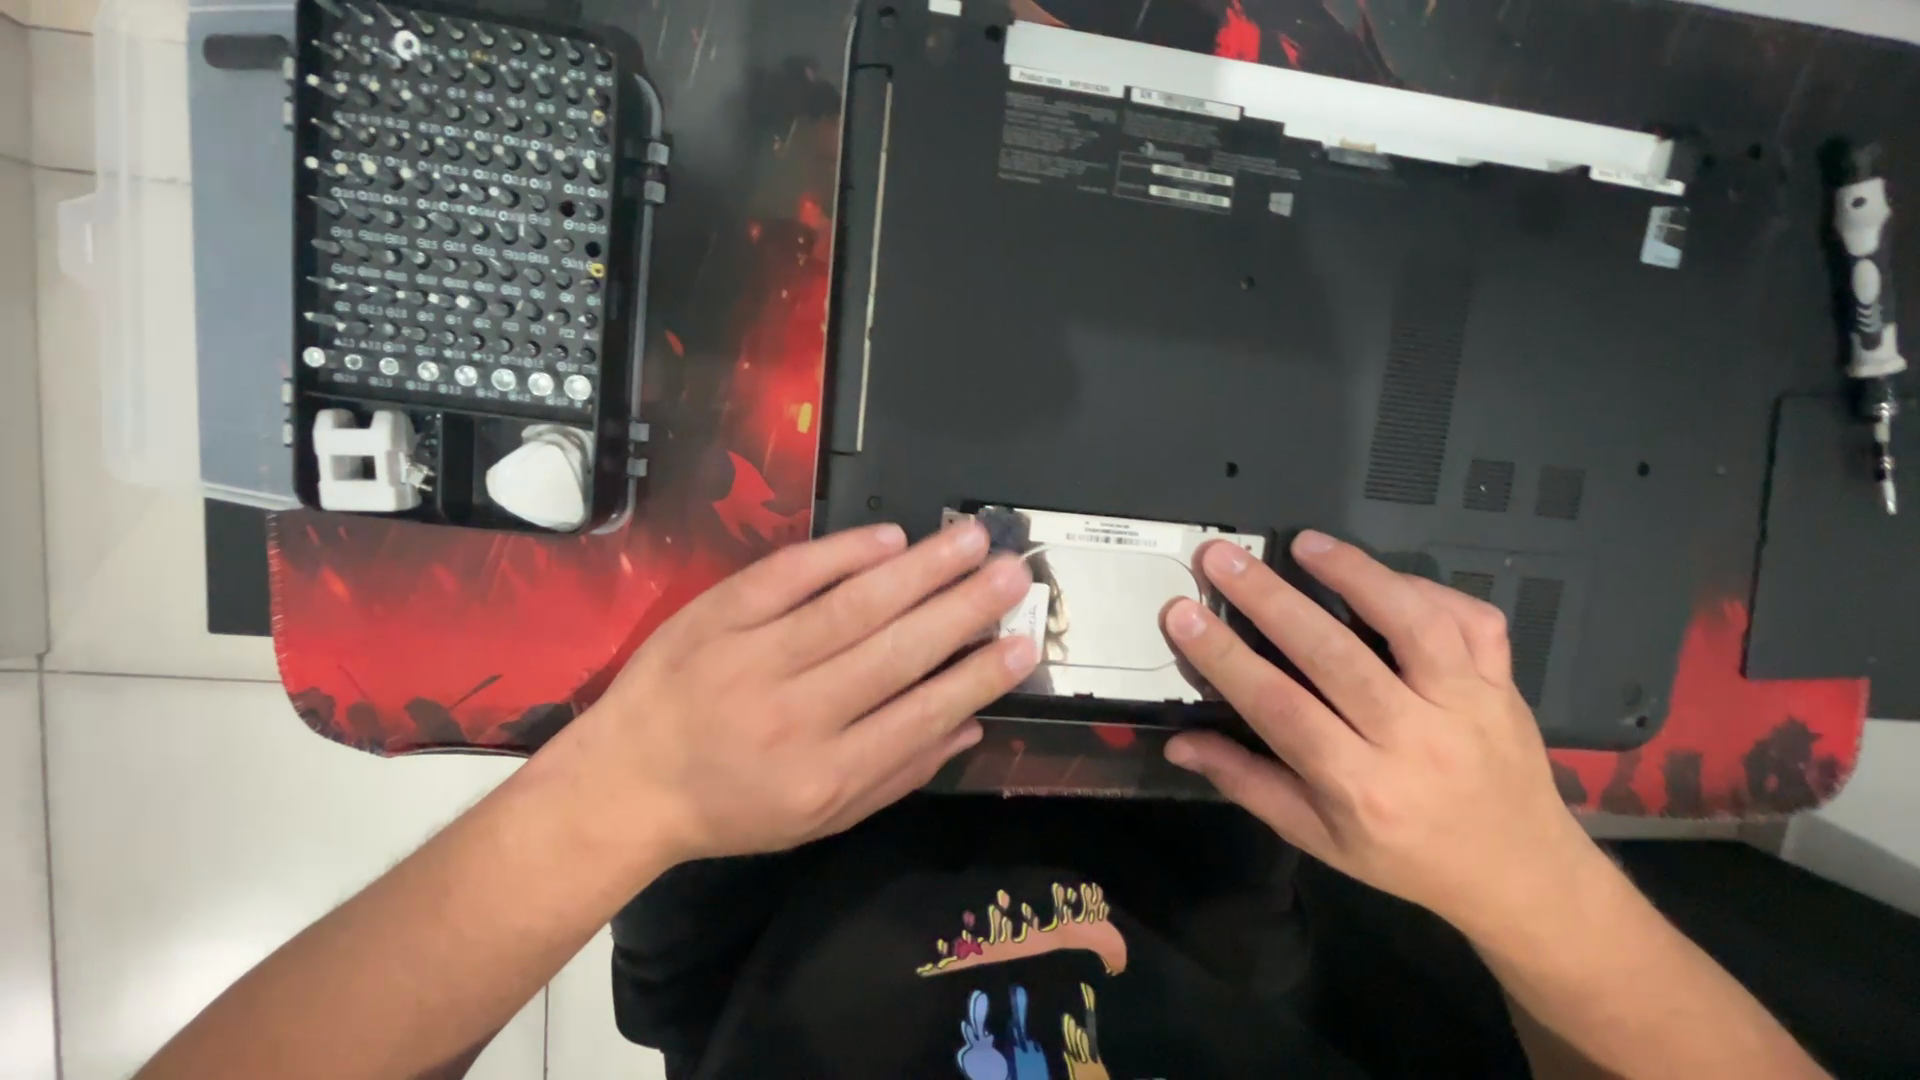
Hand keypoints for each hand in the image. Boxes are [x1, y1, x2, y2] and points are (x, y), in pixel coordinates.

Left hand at [564, 522, 1038, 864]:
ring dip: (920, 569)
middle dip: (964, 608)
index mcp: (824, 773)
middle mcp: (795, 713)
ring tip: (971, 539)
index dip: (978, 677)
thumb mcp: (821, 819)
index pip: (921, 715)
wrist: (625, 783)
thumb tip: (969, 726)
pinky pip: (787, 574)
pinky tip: (890, 537)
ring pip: (853, 605)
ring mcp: (752, 656)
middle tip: (1013, 573)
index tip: (1022, 645)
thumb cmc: (731, 808)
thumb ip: (898, 775)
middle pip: (896, 651)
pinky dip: (841, 552)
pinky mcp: (718, 614)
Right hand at [1160, 532, 1601, 931]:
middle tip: (1222, 557)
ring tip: (1304, 543)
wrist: (1522, 876)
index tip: (1183, 614)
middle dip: (1270, 600)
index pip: (1280, 708)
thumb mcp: (1316, 838)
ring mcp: (1468, 706)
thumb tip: (1180, 743)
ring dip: (1355, 574)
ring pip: (1414, 625)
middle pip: (1335, 656)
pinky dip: (1427, 587)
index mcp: (1361, 786)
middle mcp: (1415, 740)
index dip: (1226, 658)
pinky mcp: (1504, 684)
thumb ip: (1247, 783)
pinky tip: (1381, 575)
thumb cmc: (1404, 856)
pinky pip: (1472, 620)